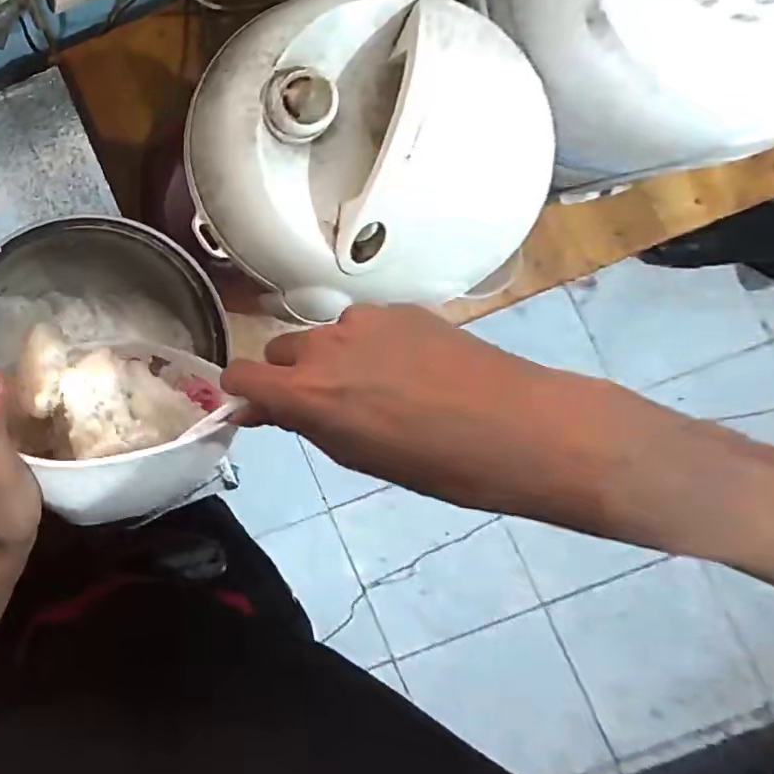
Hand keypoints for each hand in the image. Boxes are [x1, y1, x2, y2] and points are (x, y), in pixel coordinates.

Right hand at [220, 304, 687, 527]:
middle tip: (332, 401)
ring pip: (322, 337)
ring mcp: (360, 322)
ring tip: (383, 383)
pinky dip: (371, 343)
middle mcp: (321, 348)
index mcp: (306, 392)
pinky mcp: (397, 308)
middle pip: (277, 351)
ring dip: (333, 357)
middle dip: (290, 374)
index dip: (242, 391)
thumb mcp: (356, 456)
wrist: (534, 431)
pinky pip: (362, 326)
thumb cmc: (440, 465)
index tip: (260, 405)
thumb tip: (261, 408)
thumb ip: (299, 423)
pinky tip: (413, 366)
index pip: (239, 375)